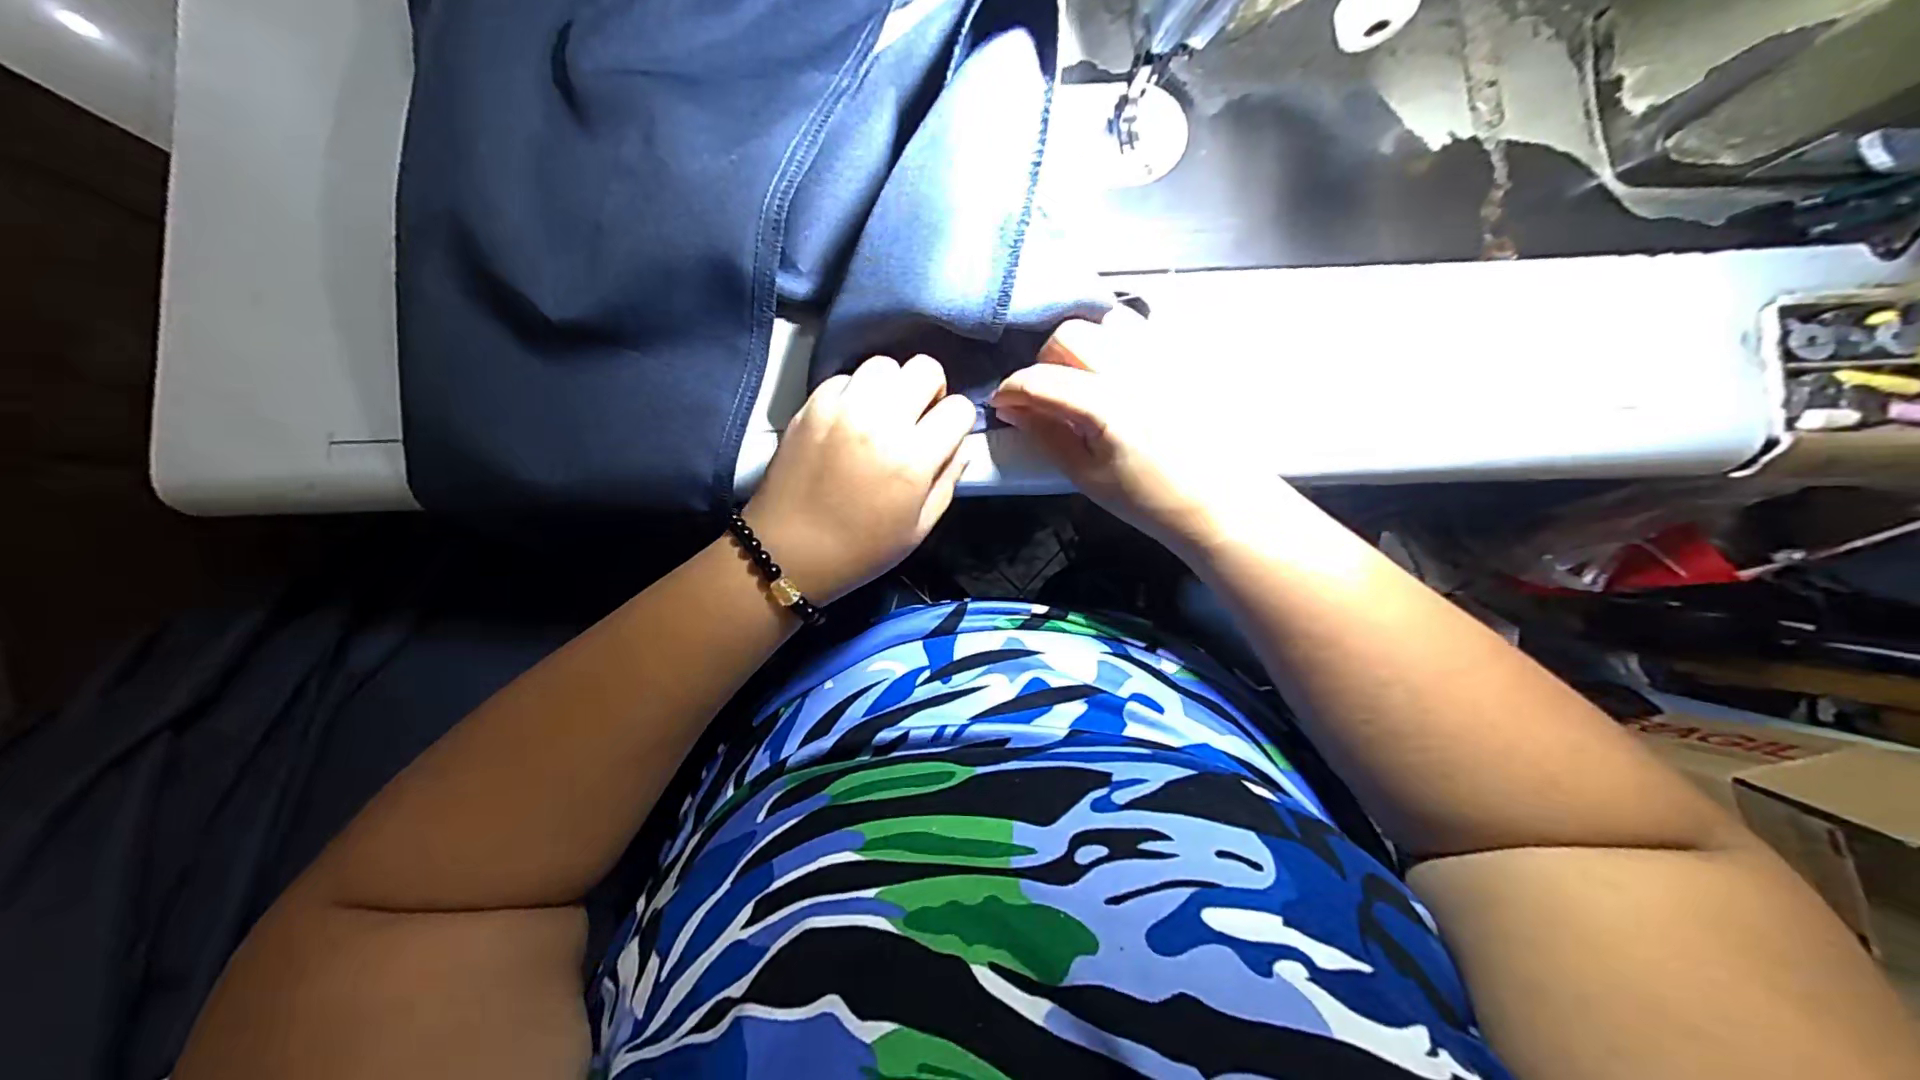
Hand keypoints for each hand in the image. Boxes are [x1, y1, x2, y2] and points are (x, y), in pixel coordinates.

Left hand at [744, 354, 975, 603]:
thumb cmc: (860, 549)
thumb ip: (947, 480)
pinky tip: (851, 420)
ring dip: (892, 386)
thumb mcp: (919, 527)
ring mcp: (842, 408)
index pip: (958, 408)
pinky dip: (856, 393)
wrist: (788, 551)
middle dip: (930, 390)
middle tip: (918, 417)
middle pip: (925, 368)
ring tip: (882, 415)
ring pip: (884, 365)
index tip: (945, 437)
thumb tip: (958, 446)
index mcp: (913, 457)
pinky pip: (846, 377)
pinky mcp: (811, 406)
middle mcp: (880, 421)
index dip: (957, 423)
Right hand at [991, 309, 1284, 556]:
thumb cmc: (1154, 499)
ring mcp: (1163, 359)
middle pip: (1069, 336)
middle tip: (1045, 397)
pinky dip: (1114, 347)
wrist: (1220, 503)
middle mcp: (1135, 370)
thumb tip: (1015, 412)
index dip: (1011, 389)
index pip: (1041, 378)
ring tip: (1083, 386)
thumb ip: (1046, 436)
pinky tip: (1115, 380)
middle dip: (1045, 362)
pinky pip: (1137, 332)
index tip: (1002, 403)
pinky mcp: (1182, 359)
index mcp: (1108, 405)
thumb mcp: (1087, 476)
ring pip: (1103, 326)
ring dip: (1080, 350)